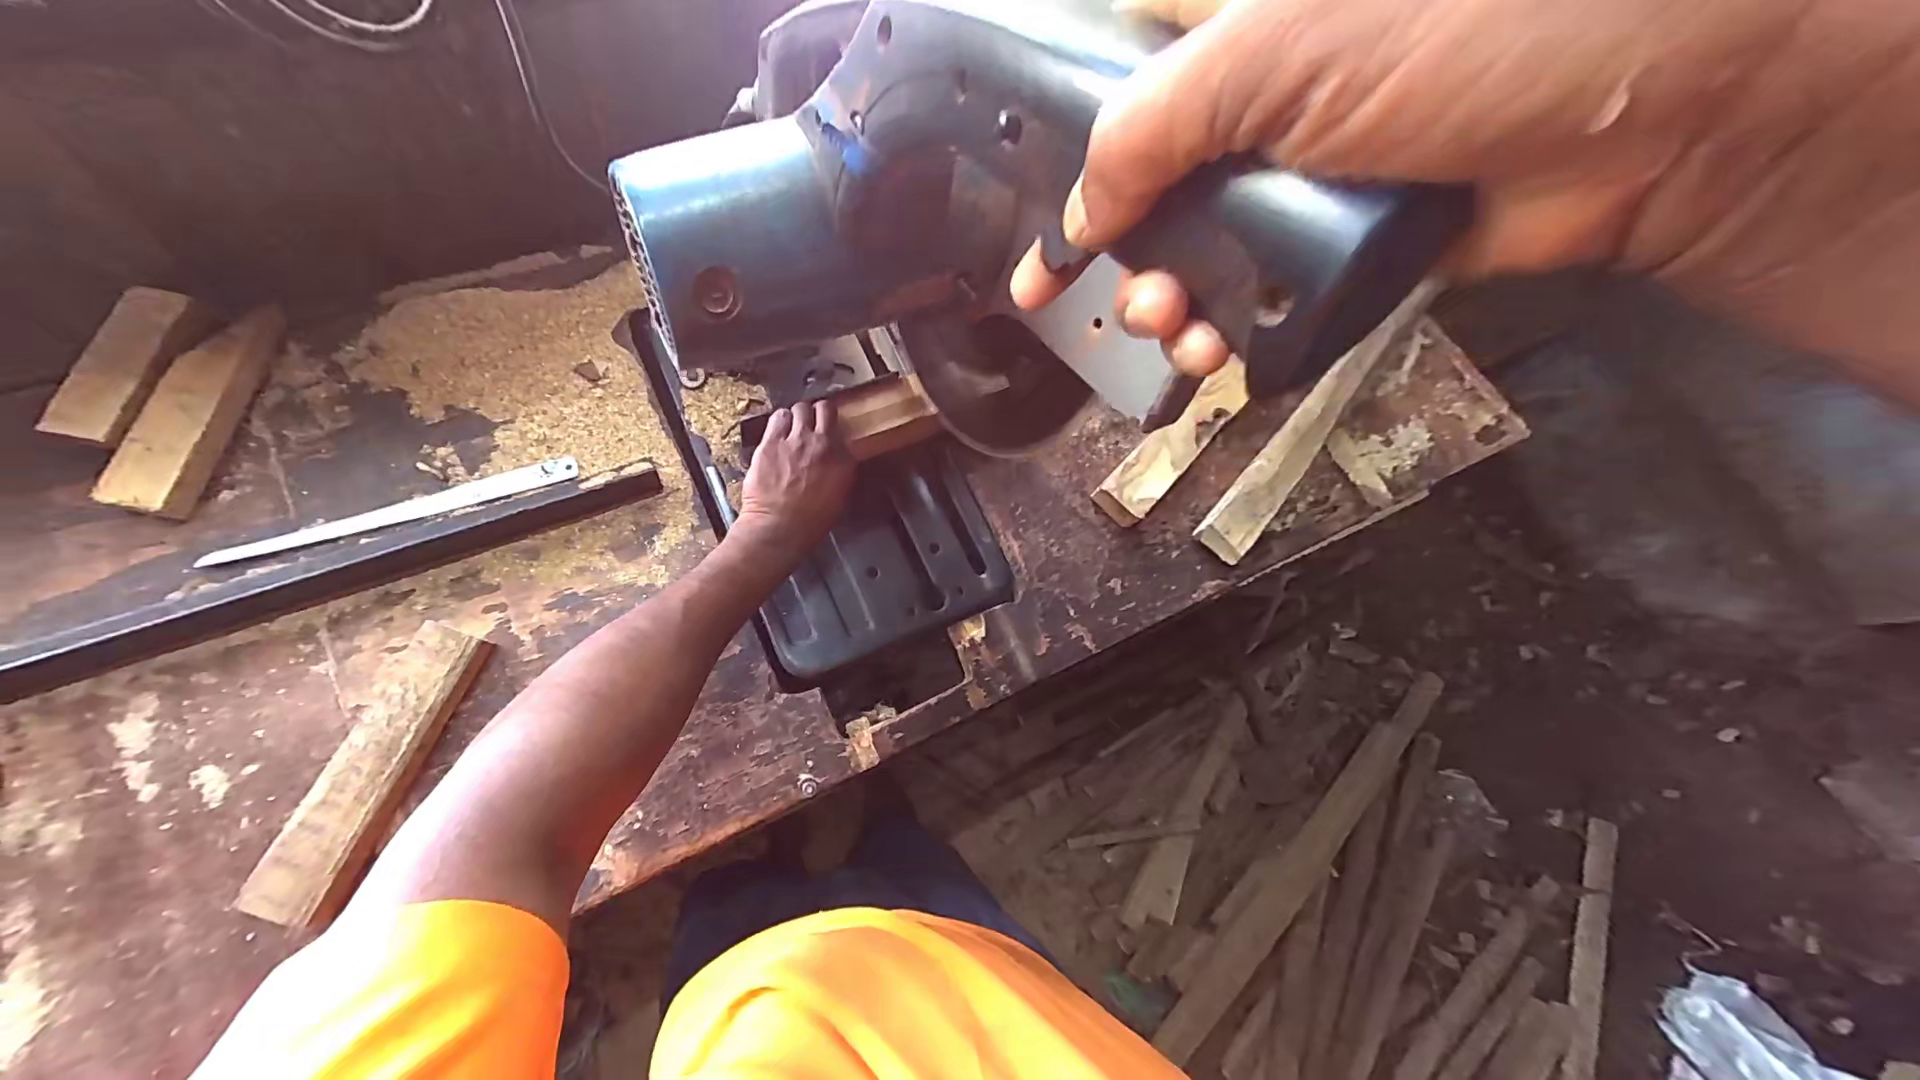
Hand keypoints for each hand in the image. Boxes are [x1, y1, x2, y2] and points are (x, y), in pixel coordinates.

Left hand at [734, 401, 855, 555]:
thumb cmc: (810, 522)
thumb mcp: (839, 497)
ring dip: (798, 415)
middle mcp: (823, 444)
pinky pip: (778, 417)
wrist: (780, 527)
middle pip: (825, 410)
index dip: (835, 432)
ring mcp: (797, 440)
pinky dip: (780, 420)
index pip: (843, 432)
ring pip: (800, 408)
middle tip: (813, 420)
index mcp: (844, 461)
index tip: (830, 436)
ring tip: (793, 425)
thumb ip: (840, 473)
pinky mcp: (772, 441)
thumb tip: (835, 463)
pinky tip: (778, 429)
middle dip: (819, 412)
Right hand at [1010, 0, 1919, 404]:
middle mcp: (1245, 114)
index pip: (1108, 102)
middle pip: (1140, 202)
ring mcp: (1282, 186)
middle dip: (1115, 263)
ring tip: (1172, 331)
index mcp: (1222, 39)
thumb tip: (1081, 213)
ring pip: (1186, 264)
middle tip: (1102, 303)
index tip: (1033, 245)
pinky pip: (1243, 303)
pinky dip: (1218, 336)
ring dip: (1163, 310)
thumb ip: (1152, 129)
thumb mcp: (1279, 53)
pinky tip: (1212, 352)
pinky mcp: (1320, 250)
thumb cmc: (1464, 34)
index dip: (1057, 172)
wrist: (1646, 112)